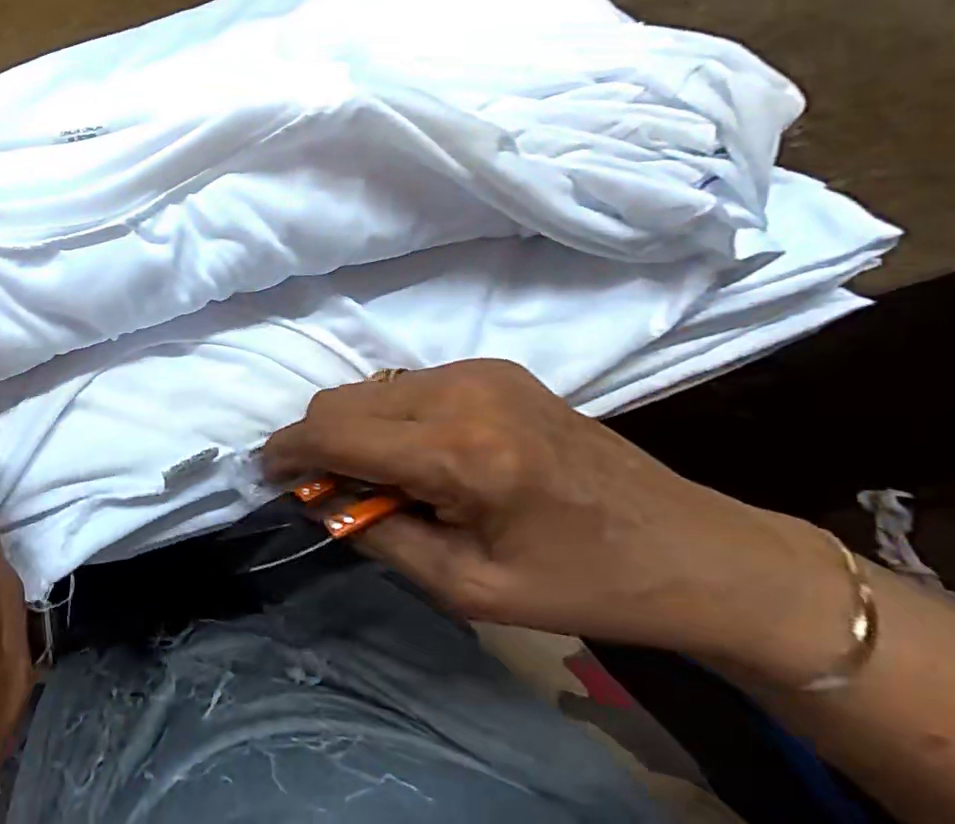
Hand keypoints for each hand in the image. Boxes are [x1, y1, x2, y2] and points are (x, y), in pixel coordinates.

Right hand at [263, 359, 857, 685]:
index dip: (290, 452)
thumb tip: (318, 497)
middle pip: (344, 398)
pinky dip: (391, 417)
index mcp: (460, 452)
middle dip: (317, 441)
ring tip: (382, 481)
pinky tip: (421, 457)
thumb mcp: (466, 587)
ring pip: (372, 387)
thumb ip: (378, 534)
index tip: (268, 474)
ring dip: (355, 429)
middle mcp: (464, 391)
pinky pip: (409, 384)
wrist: (686, 546)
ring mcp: (481, 370)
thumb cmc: (578, 584)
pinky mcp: (495, 367)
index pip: (337, 432)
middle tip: (329, 492)